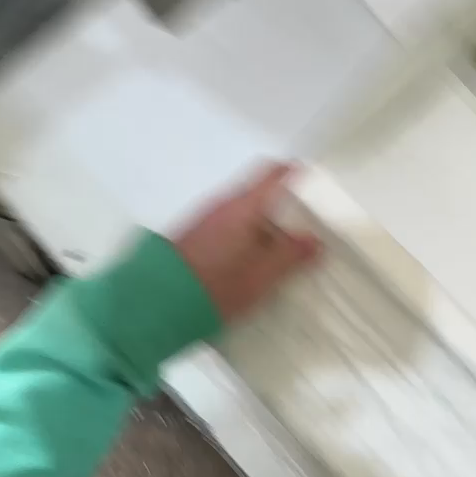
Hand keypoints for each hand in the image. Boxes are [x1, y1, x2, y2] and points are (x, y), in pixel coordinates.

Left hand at [172, 163, 320, 321]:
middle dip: (286, 212)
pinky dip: (248, 241)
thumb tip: (315, 240)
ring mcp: (207, 220)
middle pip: (262, 195)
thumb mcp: (261, 276)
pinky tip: (254, 267)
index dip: (298, 178)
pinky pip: (231, 230)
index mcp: (244, 205)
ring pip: (246, 215)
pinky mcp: (196, 238)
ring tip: (283, 257)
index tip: (316, 196)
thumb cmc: (218, 286)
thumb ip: (290, 255)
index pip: (276, 173)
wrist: (159, 303)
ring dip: (266, 229)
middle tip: (306, 235)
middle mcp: (224, 204)